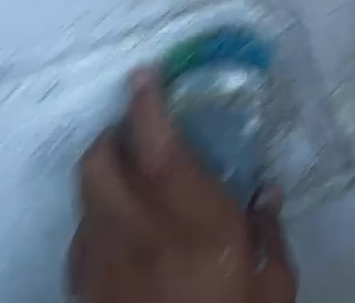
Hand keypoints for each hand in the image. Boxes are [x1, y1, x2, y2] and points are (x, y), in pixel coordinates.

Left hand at [69, 69, 296, 302]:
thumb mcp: (273, 284)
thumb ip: (267, 232)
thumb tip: (265, 191)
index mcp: (197, 224)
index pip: (159, 149)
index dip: (147, 105)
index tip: (145, 74)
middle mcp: (141, 236)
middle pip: (101, 164)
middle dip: (113, 133)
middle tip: (137, 125)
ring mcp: (104, 268)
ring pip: (85, 199)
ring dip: (103, 173)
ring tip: (131, 174)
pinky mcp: (84, 294)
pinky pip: (81, 237)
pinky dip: (97, 216)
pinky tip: (124, 229)